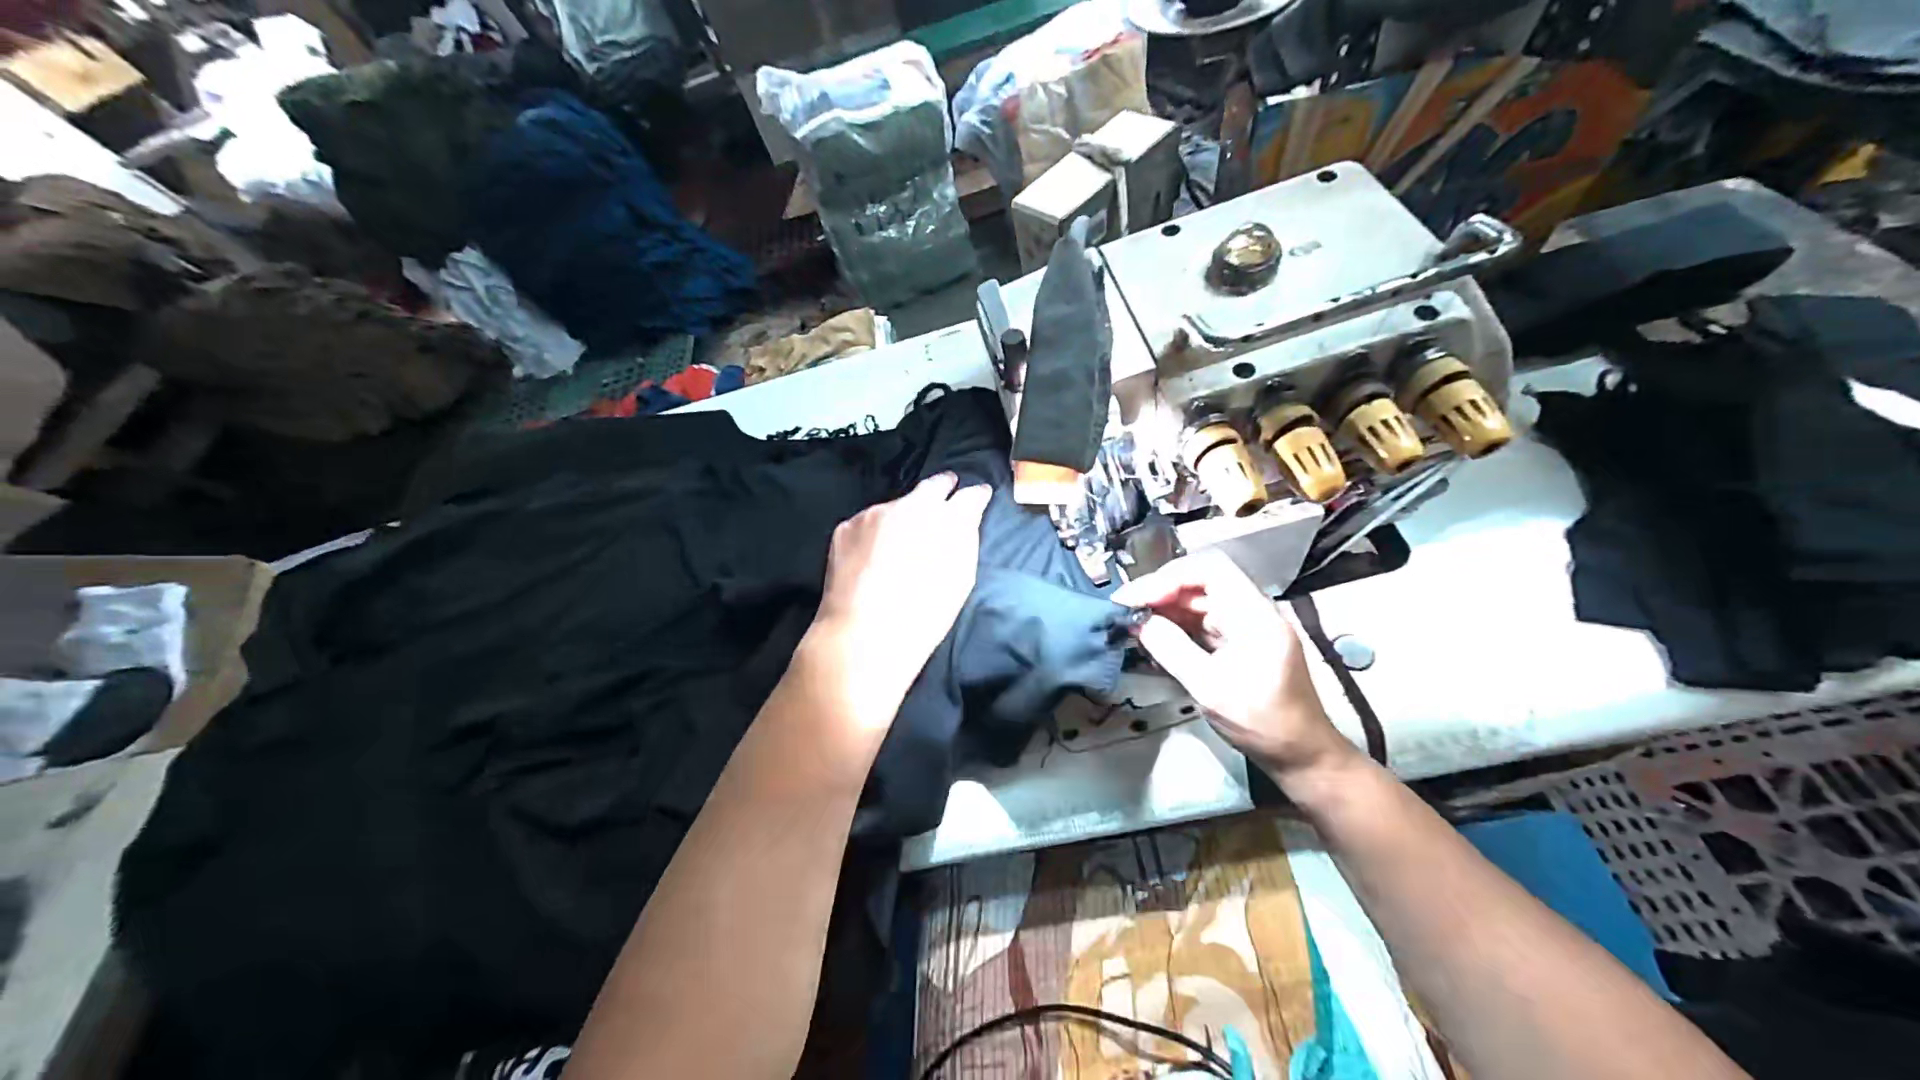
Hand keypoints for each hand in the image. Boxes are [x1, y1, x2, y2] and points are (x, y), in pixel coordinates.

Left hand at [801, 473, 992, 735]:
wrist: (864, 634)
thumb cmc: (923, 615)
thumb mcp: (960, 578)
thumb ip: (966, 538)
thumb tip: (966, 515)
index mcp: (947, 520)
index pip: (968, 495)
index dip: (974, 495)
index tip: (977, 495)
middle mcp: (911, 506)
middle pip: (930, 488)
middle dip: (941, 488)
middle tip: (946, 493)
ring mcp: (875, 513)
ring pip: (896, 507)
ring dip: (903, 516)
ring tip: (903, 541)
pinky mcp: (847, 526)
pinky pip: (868, 523)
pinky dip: (875, 533)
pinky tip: (873, 556)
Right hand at [1113, 551, 1358, 781]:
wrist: (1302, 756)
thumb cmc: (1262, 722)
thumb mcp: (1209, 688)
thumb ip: (1171, 648)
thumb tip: (1137, 621)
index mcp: (1255, 614)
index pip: (1210, 569)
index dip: (1169, 577)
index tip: (1137, 598)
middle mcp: (1252, 612)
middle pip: (1201, 583)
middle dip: (1161, 592)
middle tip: (1125, 608)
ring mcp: (1246, 627)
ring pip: (1199, 602)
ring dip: (1165, 609)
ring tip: (1132, 621)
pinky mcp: (1239, 643)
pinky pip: (1203, 622)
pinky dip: (1176, 625)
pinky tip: (1153, 636)